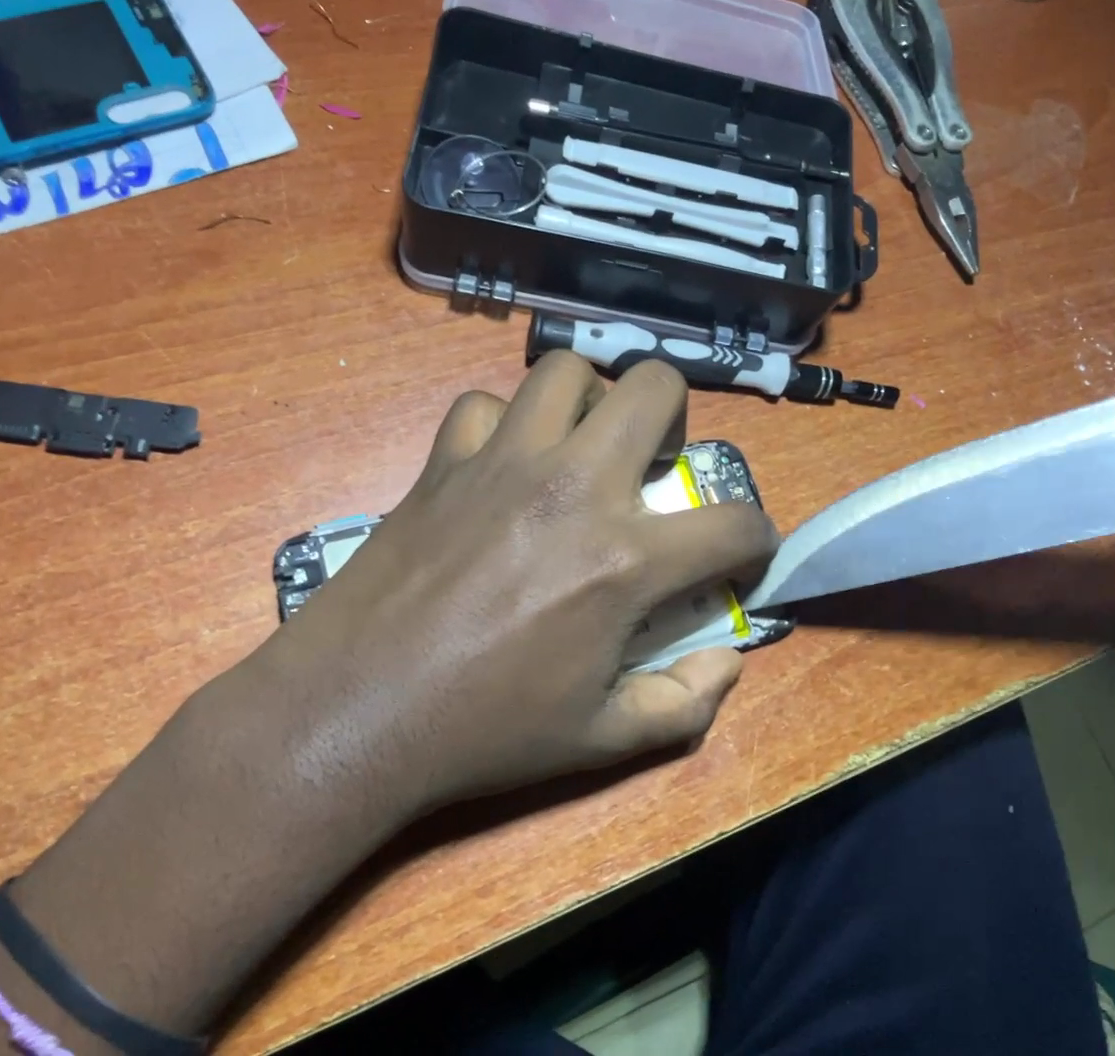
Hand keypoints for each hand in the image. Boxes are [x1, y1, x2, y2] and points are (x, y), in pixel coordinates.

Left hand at [259, 351, 779, 812]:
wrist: (358, 709)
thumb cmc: (485, 731)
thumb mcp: (601, 740)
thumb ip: (682, 702)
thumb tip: (729, 664)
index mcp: (624, 561)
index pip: (732, 523)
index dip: (755, 540)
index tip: (739, 555)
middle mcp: (573, 488)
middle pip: (654, 386)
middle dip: (676, 419)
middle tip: (653, 467)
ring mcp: (503, 464)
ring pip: (565, 372)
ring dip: (588, 404)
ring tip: (580, 451)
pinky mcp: (443, 463)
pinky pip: (484, 407)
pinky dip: (504, 427)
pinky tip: (502, 470)